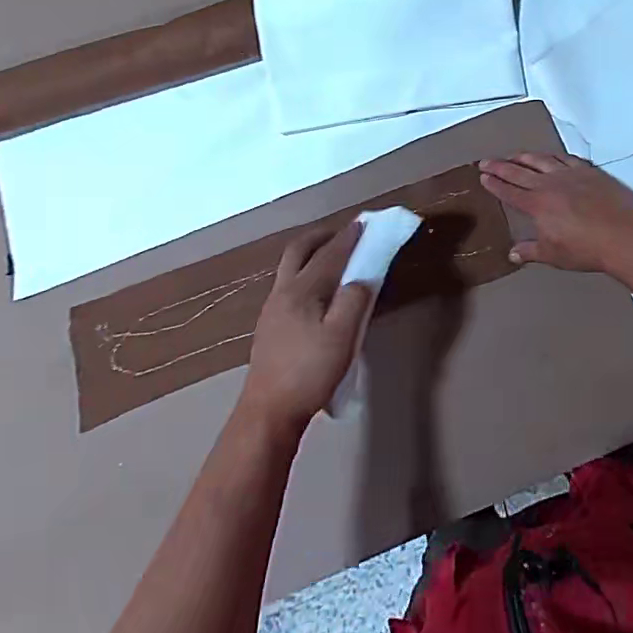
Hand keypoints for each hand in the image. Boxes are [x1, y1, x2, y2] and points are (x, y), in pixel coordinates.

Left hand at [237, 223, 373, 434]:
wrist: (268, 409)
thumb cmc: (309, 373)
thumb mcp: (342, 338)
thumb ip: (354, 302)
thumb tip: (361, 278)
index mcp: (303, 291)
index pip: (330, 255)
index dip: (349, 238)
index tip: (364, 223)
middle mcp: (283, 292)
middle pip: (299, 251)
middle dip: (322, 237)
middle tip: (343, 233)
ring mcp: (272, 308)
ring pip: (291, 267)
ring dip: (312, 253)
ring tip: (332, 257)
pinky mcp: (269, 324)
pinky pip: (288, 283)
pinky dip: (305, 272)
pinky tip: (315, 290)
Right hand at [478, 152, 632, 272]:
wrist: (625, 236)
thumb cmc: (589, 248)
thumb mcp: (554, 255)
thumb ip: (531, 251)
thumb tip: (514, 254)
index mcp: (537, 204)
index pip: (508, 191)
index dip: (494, 183)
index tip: (483, 177)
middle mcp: (550, 185)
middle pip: (518, 171)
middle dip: (499, 166)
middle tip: (486, 161)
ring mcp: (570, 175)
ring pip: (540, 160)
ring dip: (524, 156)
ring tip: (514, 155)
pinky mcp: (590, 172)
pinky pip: (566, 158)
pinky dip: (554, 156)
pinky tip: (551, 156)